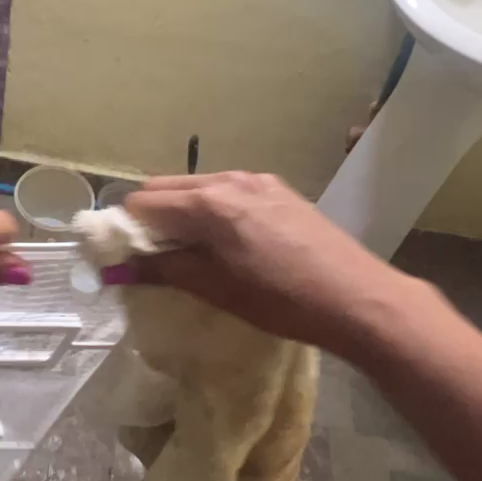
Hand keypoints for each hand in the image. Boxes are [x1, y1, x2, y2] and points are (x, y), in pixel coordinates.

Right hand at [122, 172, 426, 352]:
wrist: (360, 299)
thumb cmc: (283, 301)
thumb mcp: (216, 289)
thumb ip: (164, 270)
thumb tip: (121, 267)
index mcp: (208, 203)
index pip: (142, 202)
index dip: (126, 230)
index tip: (127, 258)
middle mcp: (228, 179)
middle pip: (164, 187)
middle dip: (150, 218)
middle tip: (155, 256)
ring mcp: (255, 180)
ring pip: (195, 187)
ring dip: (180, 212)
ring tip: (192, 251)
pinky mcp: (276, 188)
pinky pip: (225, 190)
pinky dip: (210, 209)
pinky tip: (226, 241)